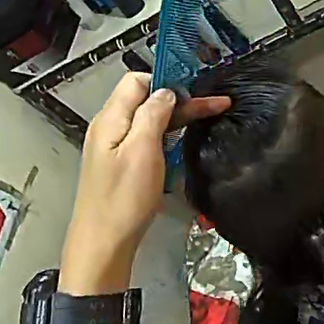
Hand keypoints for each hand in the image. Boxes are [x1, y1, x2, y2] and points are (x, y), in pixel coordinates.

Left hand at [61, 73, 228, 289]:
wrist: (104, 242)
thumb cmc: (124, 198)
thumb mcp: (142, 151)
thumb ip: (153, 115)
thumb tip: (166, 91)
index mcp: (111, 119)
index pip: (136, 81)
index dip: (167, 80)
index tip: (197, 91)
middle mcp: (110, 128)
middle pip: (147, 99)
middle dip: (182, 98)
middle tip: (218, 104)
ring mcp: (116, 146)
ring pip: (151, 119)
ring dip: (179, 116)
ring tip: (210, 116)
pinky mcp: (124, 164)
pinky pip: (148, 137)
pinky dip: (170, 133)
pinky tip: (186, 138)